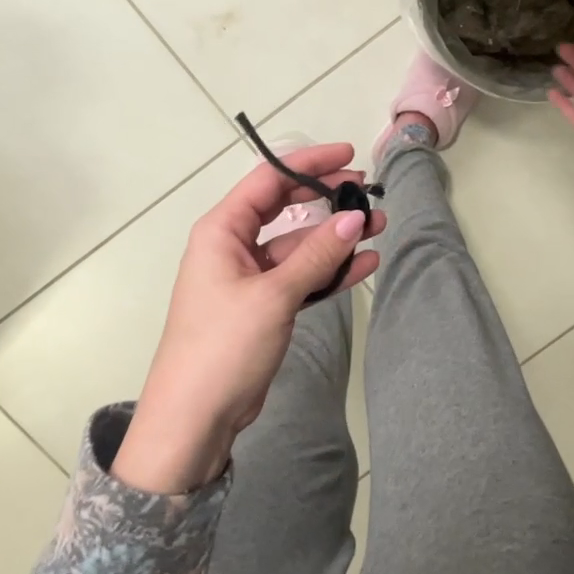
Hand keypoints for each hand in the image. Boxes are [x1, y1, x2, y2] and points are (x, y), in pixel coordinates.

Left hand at [113, 143, 383, 494]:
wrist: (194, 418)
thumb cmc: (223, 345)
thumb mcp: (273, 295)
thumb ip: (317, 255)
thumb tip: (356, 217)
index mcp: (222, 230)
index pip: (269, 179)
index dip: (309, 162)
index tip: (349, 155)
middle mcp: (234, 246)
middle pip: (285, 208)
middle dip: (327, 198)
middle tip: (368, 191)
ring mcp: (250, 277)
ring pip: (298, 245)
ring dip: (336, 238)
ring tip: (380, 228)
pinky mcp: (264, 306)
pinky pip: (301, 277)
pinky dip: (330, 271)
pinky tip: (364, 264)